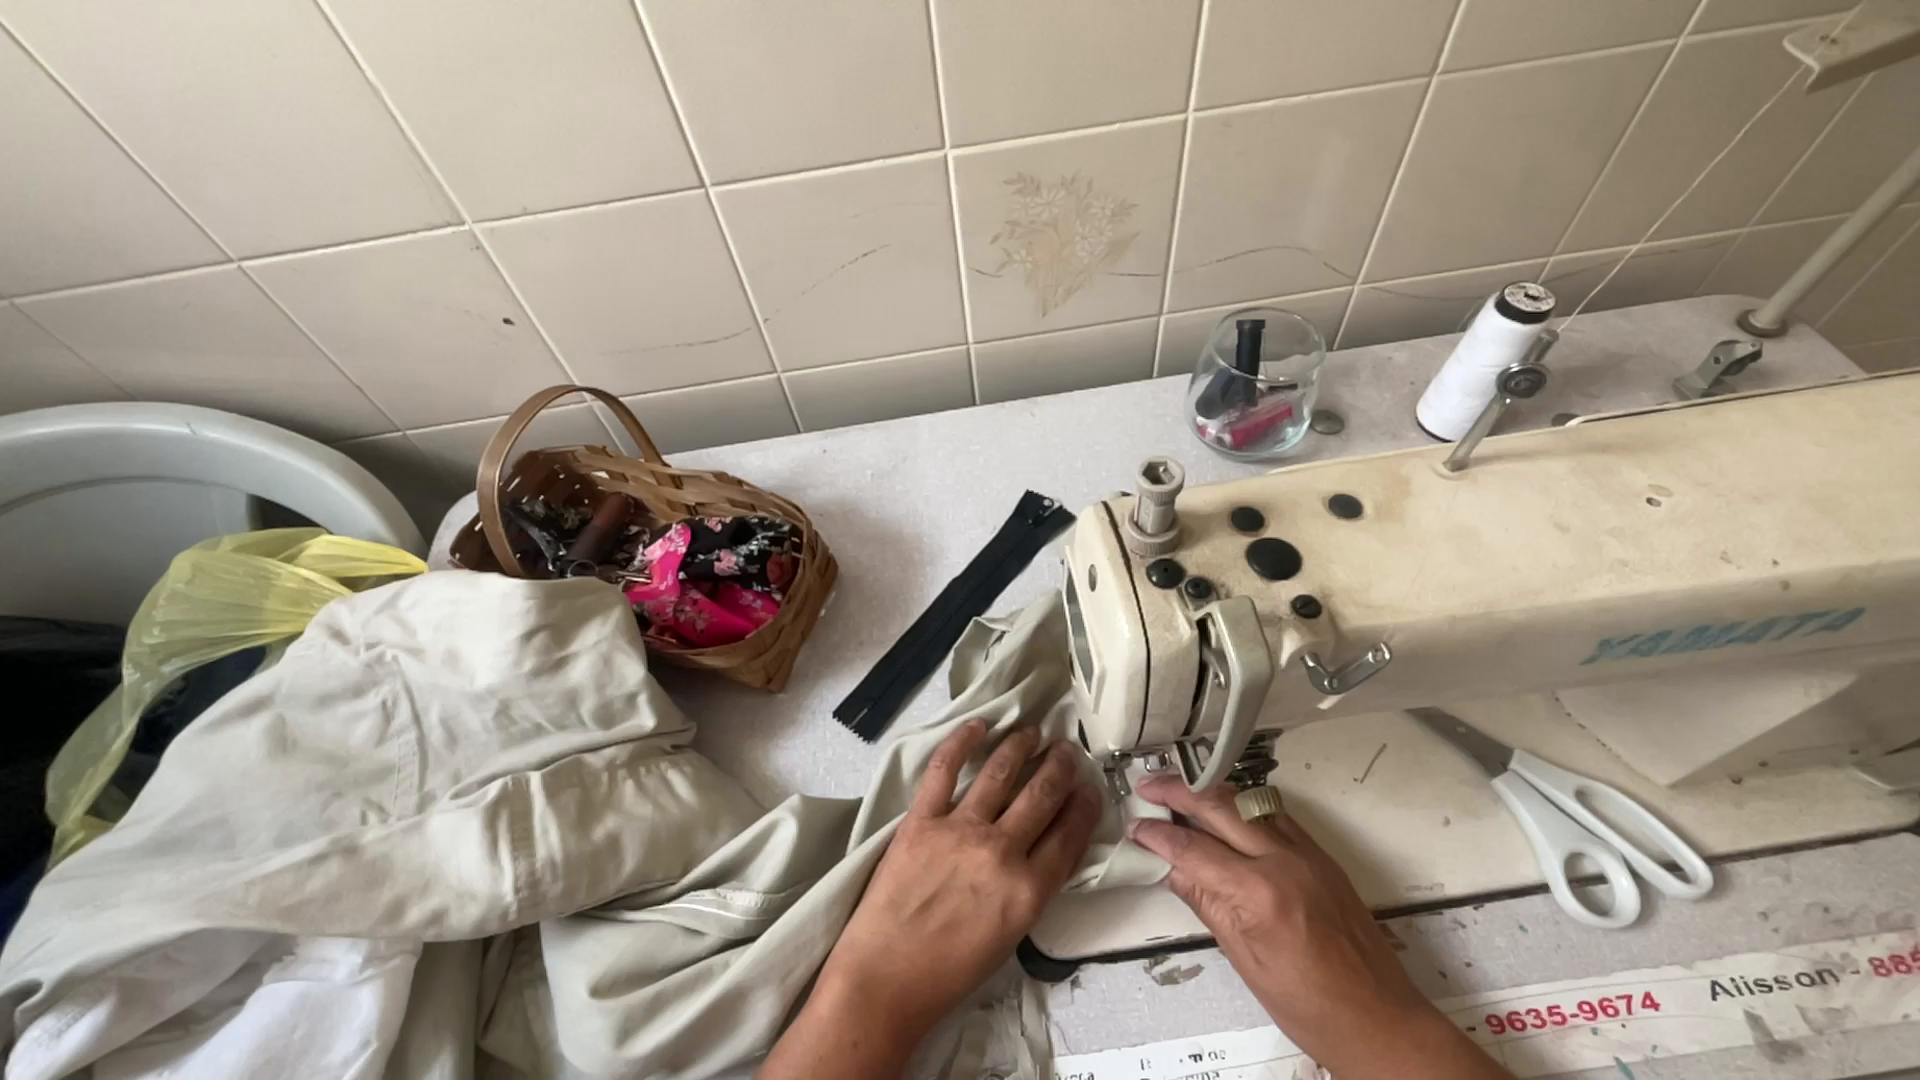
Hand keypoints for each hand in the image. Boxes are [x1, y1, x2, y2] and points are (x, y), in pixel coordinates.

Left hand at [760, 718, 1101, 1077]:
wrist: (885, 980)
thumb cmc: (949, 972)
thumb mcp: (1010, 937)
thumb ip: (1031, 888)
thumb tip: (1044, 848)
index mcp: (1028, 891)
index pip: (1069, 834)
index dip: (1083, 805)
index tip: (1088, 786)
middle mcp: (1001, 852)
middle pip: (1042, 795)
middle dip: (1060, 766)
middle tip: (1066, 748)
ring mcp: (960, 831)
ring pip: (1000, 773)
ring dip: (1021, 746)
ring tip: (1033, 731)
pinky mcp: (921, 820)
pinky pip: (944, 769)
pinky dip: (962, 741)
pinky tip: (979, 724)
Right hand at [1129, 776, 1509, 1079]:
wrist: (1382, 1022)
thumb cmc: (1311, 1008)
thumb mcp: (1245, 960)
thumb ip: (1206, 903)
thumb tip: (1171, 868)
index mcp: (1261, 894)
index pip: (1194, 849)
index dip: (1158, 835)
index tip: (1135, 828)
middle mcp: (1285, 860)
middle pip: (1219, 806)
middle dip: (1177, 791)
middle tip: (1147, 787)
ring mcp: (1307, 853)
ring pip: (1248, 800)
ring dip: (1209, 791)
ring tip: (1178, 789)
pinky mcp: (1321, 855)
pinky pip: (1273, 815)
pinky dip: (1241, 805)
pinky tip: (1223, 812)